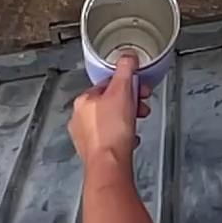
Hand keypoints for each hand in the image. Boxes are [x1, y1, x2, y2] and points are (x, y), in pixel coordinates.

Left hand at [69, 54, 151, 176]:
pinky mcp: (94, 152)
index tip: (139, 88)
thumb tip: (128, 56)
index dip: (127, 84)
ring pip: (111, 120)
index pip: (107, 84)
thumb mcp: (122, 91)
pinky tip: (131, 139)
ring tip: (137, 123)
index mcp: (83, 101)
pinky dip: (123, 136)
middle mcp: (80, 119)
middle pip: (110, 102)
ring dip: (128, 119)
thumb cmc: (112, 132)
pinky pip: (111, 138)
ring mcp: (86, 137)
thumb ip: (126, 70)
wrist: (110, 166)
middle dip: (130, 102)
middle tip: (141, 106)